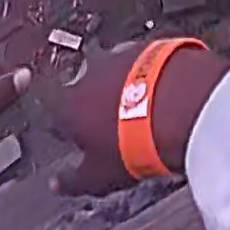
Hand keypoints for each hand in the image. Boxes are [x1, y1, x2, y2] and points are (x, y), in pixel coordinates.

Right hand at [48, 41, 229, 195]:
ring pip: (112, 71)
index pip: (54, 110)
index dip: (62, 123)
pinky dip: (145, 73)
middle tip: (112, 124)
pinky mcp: (144, 45)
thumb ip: (74, 180)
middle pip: (84, 86)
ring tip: (141, 108)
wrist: (175, 105)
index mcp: (70, 105)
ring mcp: (116, 56)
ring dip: (121, 85)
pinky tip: (159, 90)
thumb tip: (56, 184)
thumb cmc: (132, 144)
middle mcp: (88, 73)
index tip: (71, 134)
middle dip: (94, 102)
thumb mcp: (99, 176)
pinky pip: (139, 61)